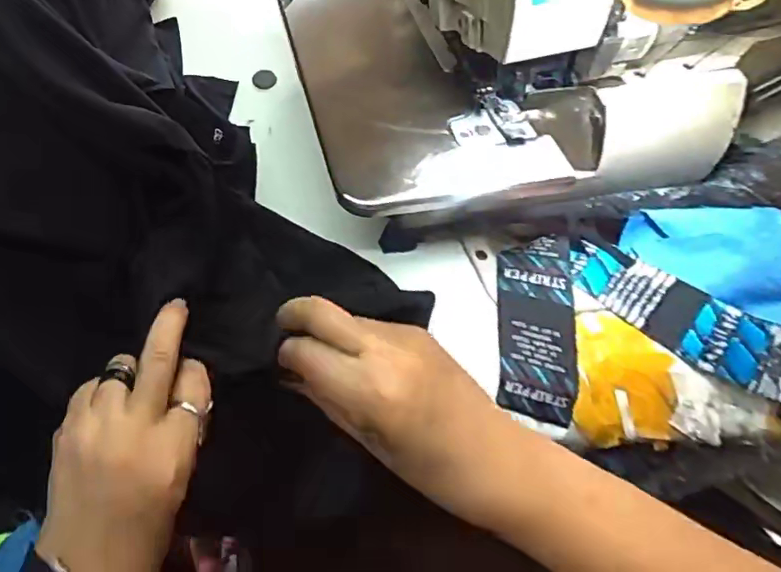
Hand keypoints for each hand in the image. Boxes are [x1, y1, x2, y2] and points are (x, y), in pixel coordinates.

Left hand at [37, 299, 211, 571]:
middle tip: (176, 306)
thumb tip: (185, 384)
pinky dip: (99, 393)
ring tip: (127, 397)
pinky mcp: (66, 426)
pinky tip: (101, 412)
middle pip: (156, 359)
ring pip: (117, 367)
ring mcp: (95, 424)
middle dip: (169, 326)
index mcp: (171, 451)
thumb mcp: (179, 480)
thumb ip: (185, 429)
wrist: (82, 566)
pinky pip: (89, 387)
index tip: (193, 371)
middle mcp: (134, 429)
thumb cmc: (143, 528)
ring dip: (127, 375)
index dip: (196, 372)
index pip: (193, 385)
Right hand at [277, 296, 528, 532]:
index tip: (278, 366)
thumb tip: (290, 375)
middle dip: (292, 315)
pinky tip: (358, 360)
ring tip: (322, 354)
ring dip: (326, 328)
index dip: (284, 354)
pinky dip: (353, 335)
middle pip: (319, 308)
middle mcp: (384, 348)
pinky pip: (370, 323)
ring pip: (344, 314)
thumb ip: (326, 401)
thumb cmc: (434, 472)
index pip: (305, 350)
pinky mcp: (416, 328)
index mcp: (372, 387)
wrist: (502, 459)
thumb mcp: (371, 445)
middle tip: (280, 334)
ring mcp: (402, 333)